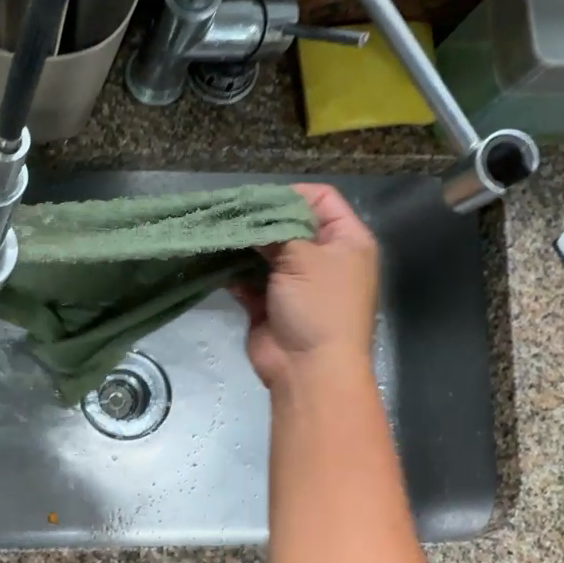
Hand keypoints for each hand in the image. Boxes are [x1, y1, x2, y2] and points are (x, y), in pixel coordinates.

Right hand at [234, 184, 380, 392]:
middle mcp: (322, 259)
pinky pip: (250, 282)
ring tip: (218, 234)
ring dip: (244, 247)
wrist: (309, 369)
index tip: (257, 197)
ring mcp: (295, 283)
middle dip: (260, 220)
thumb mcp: (304, 257)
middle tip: (229, 213)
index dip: (290, 194)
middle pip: (290, 226)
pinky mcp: (270, 305)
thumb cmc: (319, 306)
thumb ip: (277, 232)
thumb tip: (254, 219)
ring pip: (266, 254)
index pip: (321, 200)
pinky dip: (235, 274)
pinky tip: (217, 263)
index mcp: (346, 241)